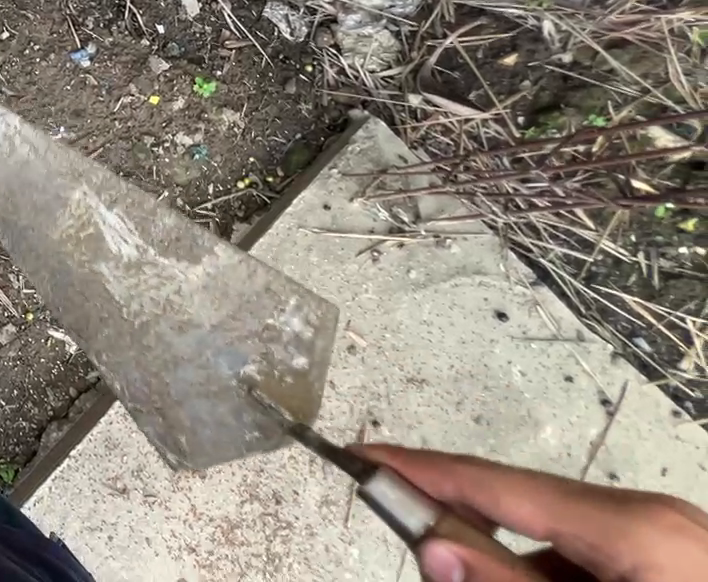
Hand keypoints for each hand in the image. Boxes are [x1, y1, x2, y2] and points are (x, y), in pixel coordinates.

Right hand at [356, 444, 707, 581]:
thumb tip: (425, 544)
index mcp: (631, 525)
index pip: (487, 480)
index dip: (412, 467)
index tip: (350, 455)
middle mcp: (651, 516)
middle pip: (517, 504)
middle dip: (463, 530)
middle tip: (425, 554)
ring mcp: (676, 537)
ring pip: (554, 536)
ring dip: (513, 565)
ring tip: (487, 576)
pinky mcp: (684, 557)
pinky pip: (594, 556)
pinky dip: (556, 575)